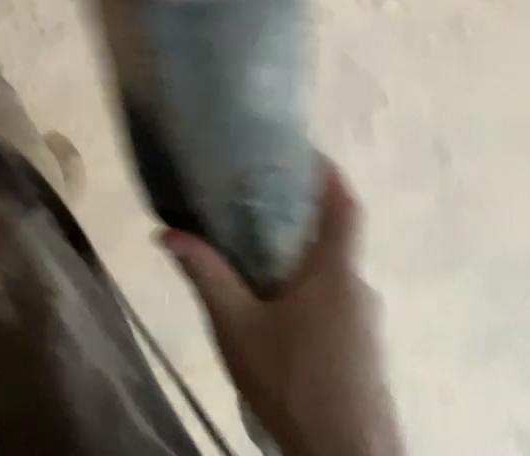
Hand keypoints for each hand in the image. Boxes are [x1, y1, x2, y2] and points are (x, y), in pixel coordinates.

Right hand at [162, 164, 404, 455]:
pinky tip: (262, 297)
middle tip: (243, 194)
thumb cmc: (292, 380)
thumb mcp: (235, 323)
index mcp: (335, 274)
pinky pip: (328, 296)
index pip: (344, 208)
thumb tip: (166, 230)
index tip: (300, 148)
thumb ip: (204, 272)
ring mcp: (363, 321)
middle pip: (329, 237)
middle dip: (291, 212)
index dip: (327, 174)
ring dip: (290, 252)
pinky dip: (298, 281)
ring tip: (241, 243)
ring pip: (325, 270)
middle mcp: (357, 290)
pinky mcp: (358, 347)